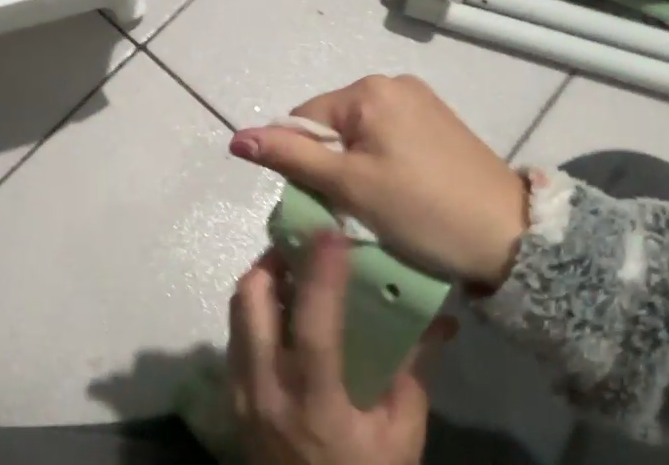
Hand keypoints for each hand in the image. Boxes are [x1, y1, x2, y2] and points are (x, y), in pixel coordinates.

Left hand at [228, 235, 452, 464]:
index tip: (331, 232)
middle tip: (304, 244)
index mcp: (316, 404)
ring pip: (237, 311)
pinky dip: (256, 311)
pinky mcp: (230, 397)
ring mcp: (241, 392)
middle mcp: (266, 390)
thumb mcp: (402, 436)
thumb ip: (411, 372)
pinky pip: (236, 334)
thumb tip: (437, 319)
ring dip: (262, 281)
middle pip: (252, 300)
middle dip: (275, 260)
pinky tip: (284, 312)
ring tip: (294, 269)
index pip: (313, 327)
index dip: (321, 276)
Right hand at [230, 75, 528, 289]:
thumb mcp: (349, 187)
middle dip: (332, 164)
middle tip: (355, 208)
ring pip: (360, 134)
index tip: (329, 200)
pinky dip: (383, 164)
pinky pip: (389, 138)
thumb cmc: (422, 210)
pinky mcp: (440, 122)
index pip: (305, 120)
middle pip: (332, 124)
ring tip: (380, 205)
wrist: (512, 238)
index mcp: (368, 90)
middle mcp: (393, 83)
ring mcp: (421, 101)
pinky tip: (402, 193)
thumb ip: (291, 158)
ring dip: (356, 166)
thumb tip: (236, 138)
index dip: (306, 162)